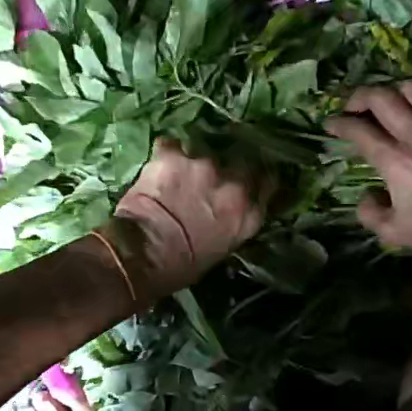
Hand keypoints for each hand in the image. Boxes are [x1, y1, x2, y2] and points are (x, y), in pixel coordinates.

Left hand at [103, 138, 263, 303]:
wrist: (142, 256)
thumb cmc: (182, 265)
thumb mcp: (225, 246)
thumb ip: (236, 219)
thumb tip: (231, 208)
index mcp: (250, 213)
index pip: (269, 182)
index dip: (259, 177)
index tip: (252, 177)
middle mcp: (235, 185)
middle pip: (243, 160)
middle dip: (231, 163)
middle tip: (213, 173)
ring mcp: (205, 167)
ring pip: (205, 150)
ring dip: (195, 160)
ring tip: (180, 172)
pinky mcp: (174, 156)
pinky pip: (171, 146)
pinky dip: (166, 153)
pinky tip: (159, 165)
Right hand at [325, 80, 411, 288]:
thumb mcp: (396, 233)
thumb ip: (370, 214)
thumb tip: (366, 195)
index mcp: (395, 160)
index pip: (358, 129)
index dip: (339, 123)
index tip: (331, 124)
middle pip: (382, 96)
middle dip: (361, 95)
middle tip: (356, 105)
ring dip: (400, 89)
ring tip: (396, 101)